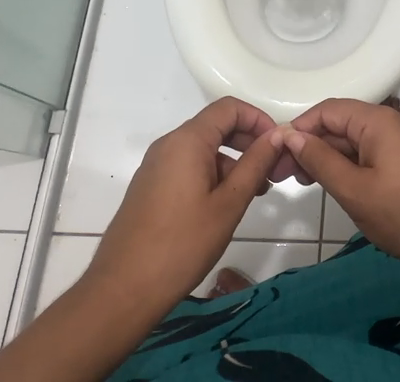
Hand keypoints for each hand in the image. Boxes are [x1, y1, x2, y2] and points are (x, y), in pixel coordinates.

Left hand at [86, 97, 285, 310]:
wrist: (122, 291)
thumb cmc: (182, 245)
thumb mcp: (229, 203)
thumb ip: (255, 164)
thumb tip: (277, 135)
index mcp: (187, 141)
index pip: (229, 108)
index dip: (258, 119)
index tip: (277, 146)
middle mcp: (168, 145)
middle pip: (216, 126)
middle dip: (248, 143)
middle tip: (273, 172)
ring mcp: (156, 167)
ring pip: (203, 149)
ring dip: (232, 163)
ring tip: (253, 195)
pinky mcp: (150, 188)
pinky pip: (188, 167)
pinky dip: (212, 176)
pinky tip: (225, 207)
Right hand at [285, 98, 399, 270]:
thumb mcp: (354, 189)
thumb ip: (320, 160)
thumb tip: (290, 135)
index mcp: (376, 120)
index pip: (327, 111)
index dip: (299, 129)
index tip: (275, 156)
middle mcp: (387, 122)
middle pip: (338, 123)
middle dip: (309, 144)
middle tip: (282, 175)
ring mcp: (396, 142)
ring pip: (351, 140)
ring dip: (325, 157)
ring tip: (301, 182)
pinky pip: (365, 153)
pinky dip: (344, 165)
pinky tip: (329, 184)